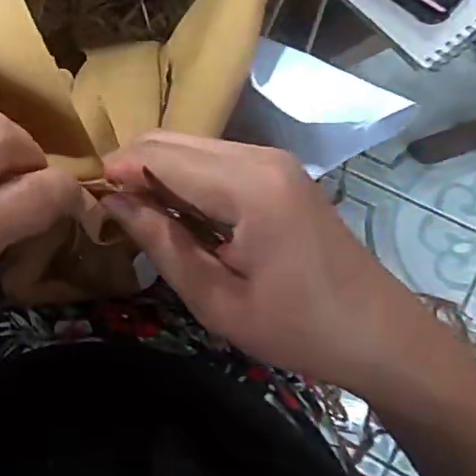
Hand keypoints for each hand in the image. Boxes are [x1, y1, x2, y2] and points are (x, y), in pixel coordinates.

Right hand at [101, 131, 464, 394]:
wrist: (383, 336)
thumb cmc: (299, 329)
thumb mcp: (217, 299)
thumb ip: (160, 242)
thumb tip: (111, 200)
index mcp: (248, 186)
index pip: (157, 156)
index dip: (116, 173)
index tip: (92, 204)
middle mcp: (259, 156)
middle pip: (169, 140)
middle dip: (132, 168)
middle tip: (115, 215)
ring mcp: (271, 158)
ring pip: (187, 145)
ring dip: (155, 173)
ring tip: (145, 219)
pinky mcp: (276, 169)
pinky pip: (211, 158)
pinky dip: (182, 177)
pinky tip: (180, 215)